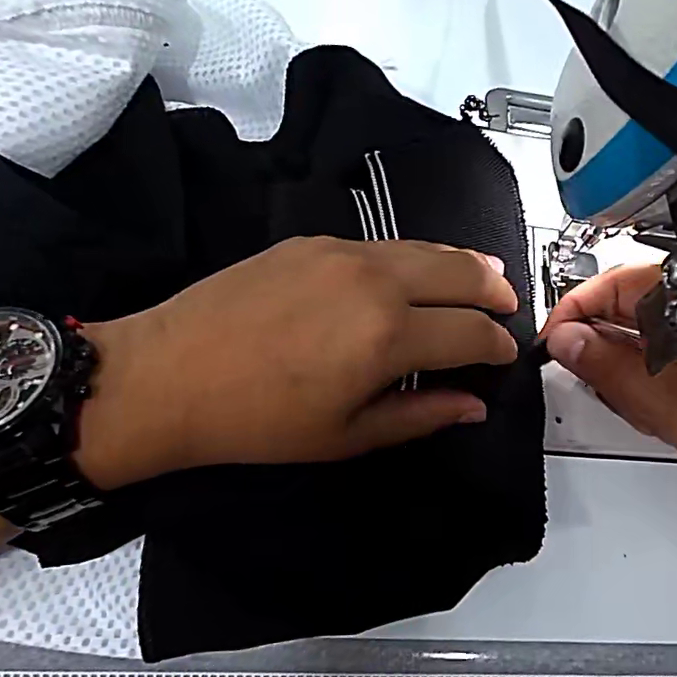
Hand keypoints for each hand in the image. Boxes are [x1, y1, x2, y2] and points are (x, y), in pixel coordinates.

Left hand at [74, 236, 518, 487]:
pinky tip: (411, 275)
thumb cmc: (259, 421)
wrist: (169, 375)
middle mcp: (375, 281)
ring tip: (480, 279)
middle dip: (494, 291)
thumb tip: (473, 404)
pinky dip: (413, 258)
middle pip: (462, 273)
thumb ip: (420, 415)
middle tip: (507, 307)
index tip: (504, 356)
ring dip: (460, 266)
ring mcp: (341, 251)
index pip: (471, 332)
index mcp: (389, 336)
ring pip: (424, 248)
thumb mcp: (347, 435)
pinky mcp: (311, 240)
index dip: (497, 345)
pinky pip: (382, 244)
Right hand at [541, 263, 676, 515]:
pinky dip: (657, 381)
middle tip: (598, 384)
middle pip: (637, 306)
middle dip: (608, 348)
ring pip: (652, 334)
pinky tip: (668, 411)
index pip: (627, 281)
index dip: (581, 309)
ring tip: (649, 410)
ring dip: (634, 371)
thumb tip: (566, 340)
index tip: (556, 339)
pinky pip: (674, 355)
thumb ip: (612, 370)